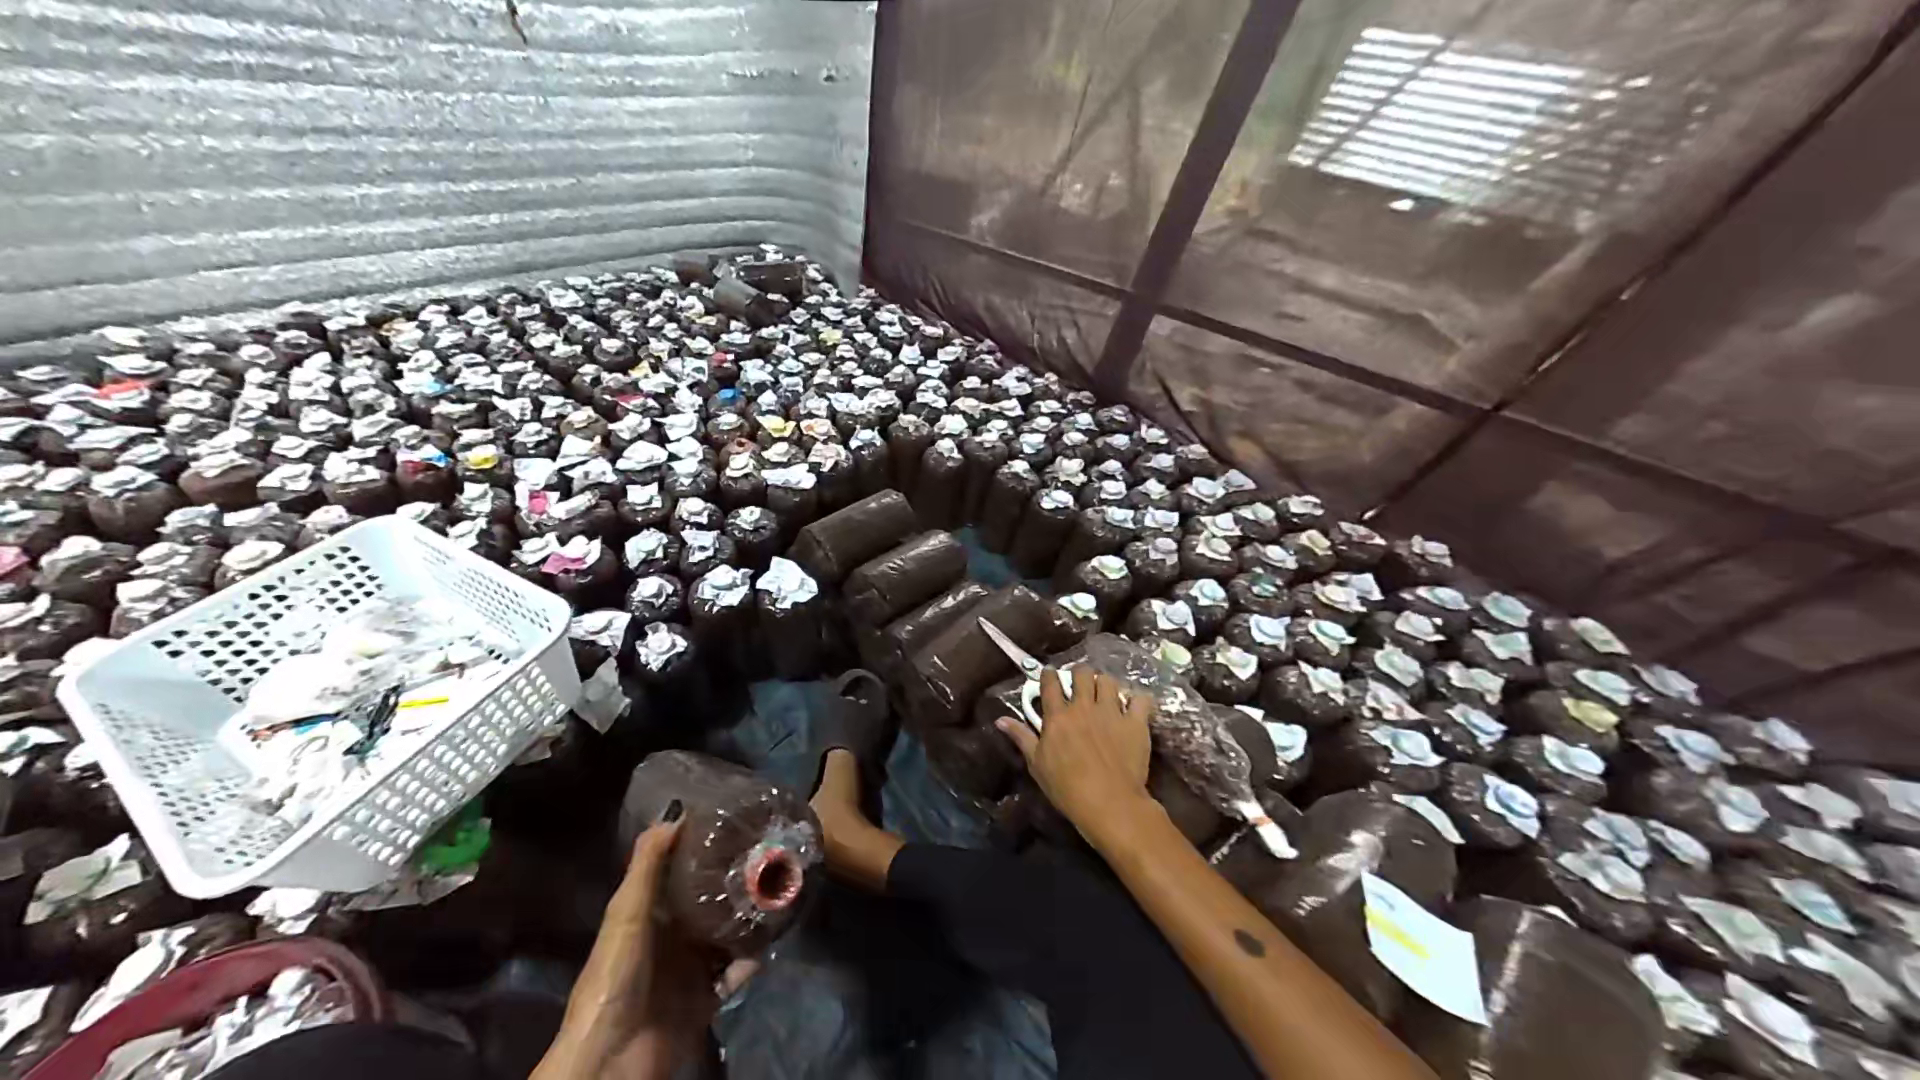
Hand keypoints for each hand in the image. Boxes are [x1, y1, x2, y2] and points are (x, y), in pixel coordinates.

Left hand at [534, 816, 758, 1079]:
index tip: (736, 826)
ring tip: (777, 896)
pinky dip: (750, 960)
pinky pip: (735, 973)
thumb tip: (676, 813)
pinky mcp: (705, 999)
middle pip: (709, 903)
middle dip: (736, 884)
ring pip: (727, 935)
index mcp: (649, 915)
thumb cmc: (616, 978)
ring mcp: (690, 970)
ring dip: (748, 920)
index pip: (681, 874)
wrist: (614, 1060)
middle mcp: (672, 938)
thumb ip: (648, 866)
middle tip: (770, 859)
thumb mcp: (626, 914)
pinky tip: (765, 945)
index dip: (704, 851)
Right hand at [996, 666, 1154, 842]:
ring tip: (1104, 694)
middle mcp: (1084, 707)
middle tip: (1079, 685)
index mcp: (1058, 716)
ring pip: (1108, 681)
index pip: (1050, 683)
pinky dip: (1137, 700)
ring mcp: (1112, 712)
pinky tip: (1134, 708)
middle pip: (1082, 673)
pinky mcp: (1136, 723)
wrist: (1109, 803)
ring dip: (1104, 684)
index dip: (1049, 675)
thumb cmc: (1067, 788)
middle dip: (1079, 674)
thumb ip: (1021, 737)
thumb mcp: (1037, 764)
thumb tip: (1000, 719)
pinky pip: (1140, 699)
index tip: (1050, 676)